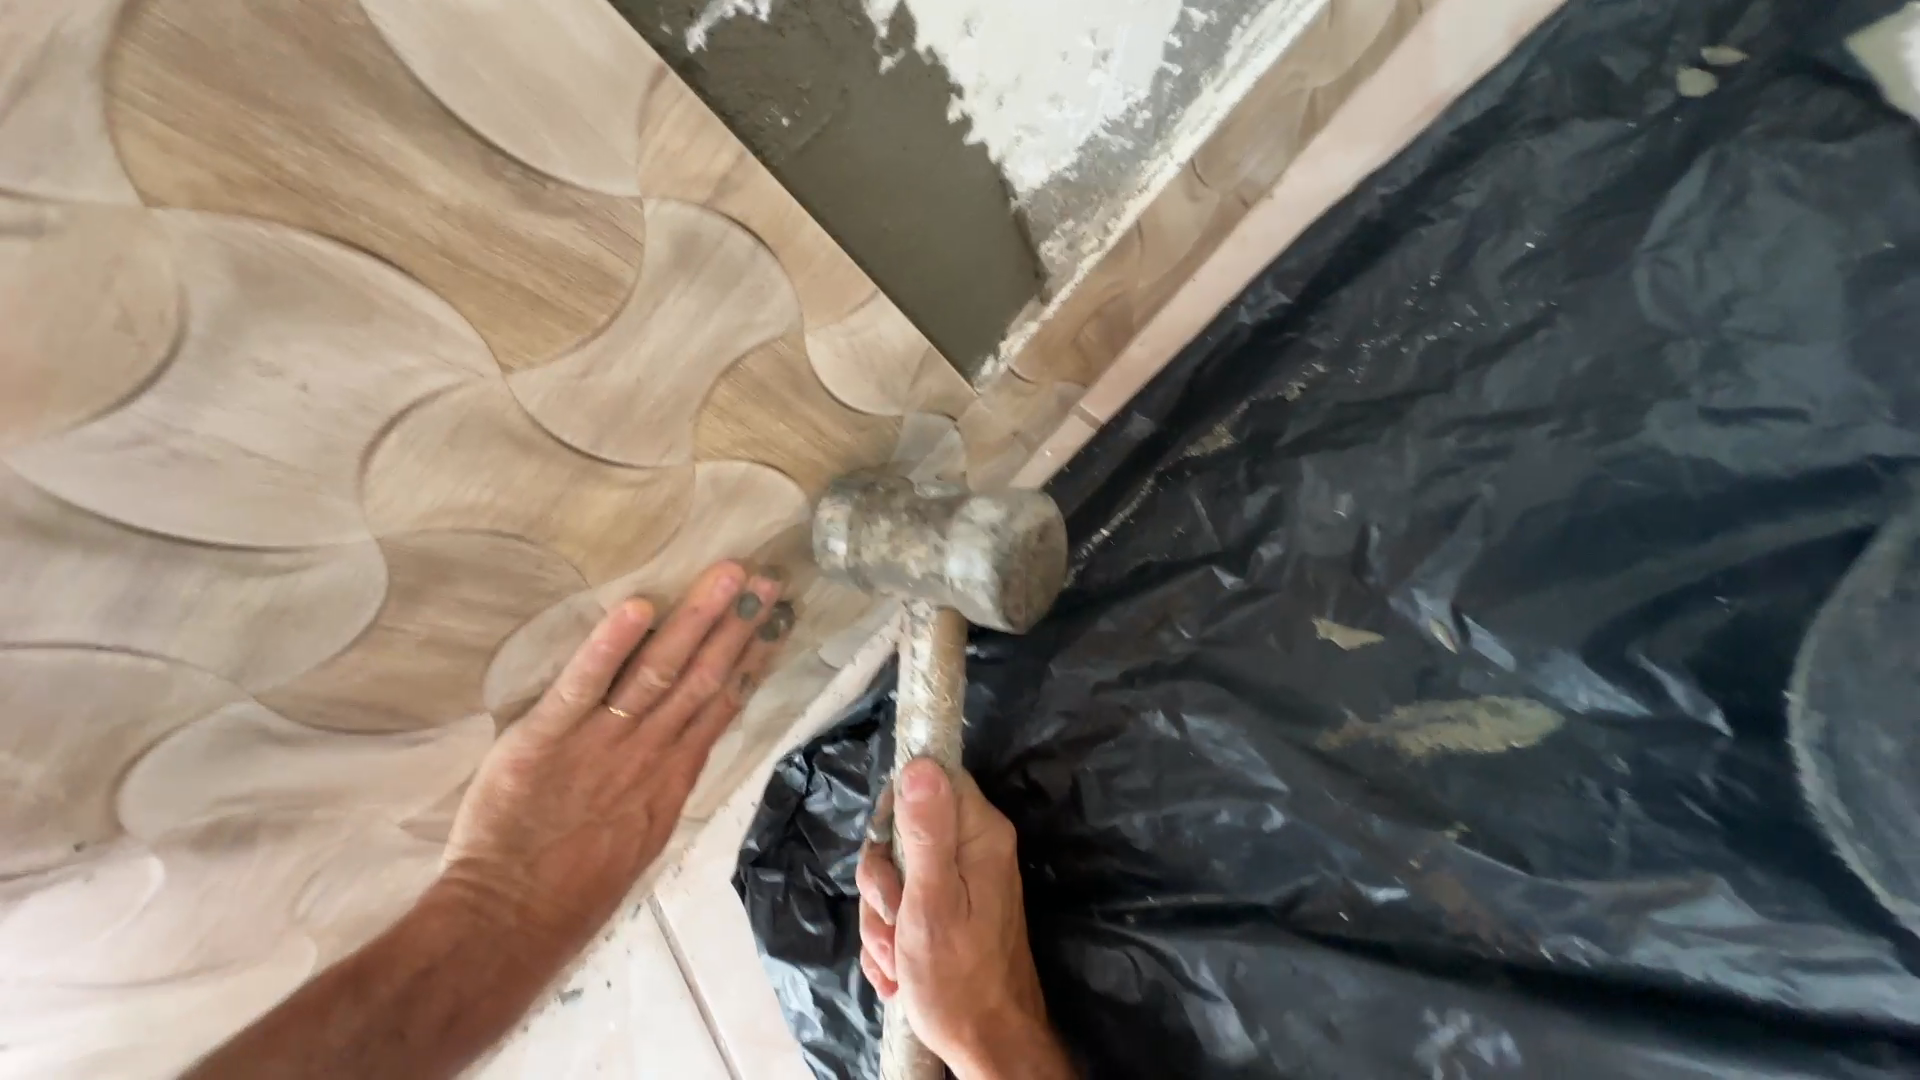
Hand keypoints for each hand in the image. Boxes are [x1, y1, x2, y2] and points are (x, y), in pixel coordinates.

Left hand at [441, 561, 789, 951]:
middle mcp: (651, 750)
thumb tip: (688, 736)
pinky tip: (639, 607)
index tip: (776, 622)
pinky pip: (583, 685)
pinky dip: (611, 646)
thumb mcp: (648, 830)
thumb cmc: (578, 885)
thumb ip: (668, 777)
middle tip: (766, 580)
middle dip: (738, 625)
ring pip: (659, 670)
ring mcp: (603, 742)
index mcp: (675, 773)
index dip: (752, 659)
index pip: (723, 702)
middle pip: (703, 676)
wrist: (510, 924)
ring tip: (727, 577)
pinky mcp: (546, 739)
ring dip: (697, 620)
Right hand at [857, 759, 1073, 1079]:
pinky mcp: (948, 906)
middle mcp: (975, 846)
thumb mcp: (932, 901)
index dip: (898, 811)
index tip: (888, 855)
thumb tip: (919, 764)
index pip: (931, 779)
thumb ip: (925, 832)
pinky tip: (898, 970)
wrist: (988, 1045)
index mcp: (980, 832)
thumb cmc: (958, 977)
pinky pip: (903, 902)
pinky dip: (891, 936)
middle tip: (893, 919)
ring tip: (897, 956)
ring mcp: (962, 878)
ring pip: (896, 871)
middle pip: (905, 829)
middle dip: (883, 881)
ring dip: (883, 917)